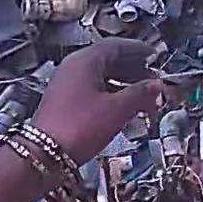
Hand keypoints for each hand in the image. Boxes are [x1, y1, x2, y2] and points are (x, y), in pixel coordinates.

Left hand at [33, 39, 172, 164]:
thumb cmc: (80, 127)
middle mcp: (74, 67)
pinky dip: (111, 93)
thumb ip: (140, 93)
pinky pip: (93, 89)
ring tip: (142, 97)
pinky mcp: (64, 100)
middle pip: (109, 60)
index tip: (154, 56)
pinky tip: (123, 108)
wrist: (45, 155)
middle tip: (152, 81)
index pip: (117, 46)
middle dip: (134, 70)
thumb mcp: (117, 109)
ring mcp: (67, 84)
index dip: (139, 51)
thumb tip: (157, 85)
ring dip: (124, 84)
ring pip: (101, 76)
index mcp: (85, 61)